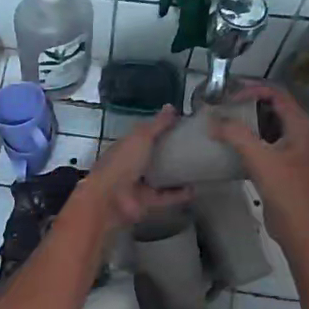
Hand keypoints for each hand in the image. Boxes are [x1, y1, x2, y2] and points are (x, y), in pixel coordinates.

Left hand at [73, 105, 191, 227]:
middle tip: (194, 146)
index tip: (181, 126)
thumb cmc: (122, 163)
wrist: (110, 198)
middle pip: (152, 158)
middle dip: (170, 153)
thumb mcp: (141, 137)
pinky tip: (195, 188)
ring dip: (176, 174)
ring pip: (160, 178)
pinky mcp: (146, 202)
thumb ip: (157, 124)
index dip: (159, 131)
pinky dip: (179, 194)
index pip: (143, 136)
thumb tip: (171, 106)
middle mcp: (130, 166)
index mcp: (125, 147)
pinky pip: (166, 197)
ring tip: (197, 166)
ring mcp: (137, 185)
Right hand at [212, 84, 308, 215]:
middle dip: (248, 104)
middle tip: (223, 106)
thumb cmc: (284, 188)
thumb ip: (235, 135)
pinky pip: (263, 146)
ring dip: (246, 124)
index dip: (254, 90)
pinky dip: (247, 142)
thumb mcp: (259, 157)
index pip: (278, 95)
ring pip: (267, 128)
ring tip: (223, 124)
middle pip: (273, 109)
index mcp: (299, 126)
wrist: (297, 224)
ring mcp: (290, 152)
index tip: (229, 96)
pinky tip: (229, 148)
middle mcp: (297, 135)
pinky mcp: (281, 168)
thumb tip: (211, 119)